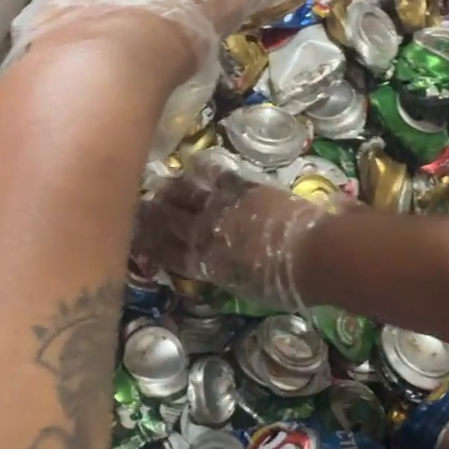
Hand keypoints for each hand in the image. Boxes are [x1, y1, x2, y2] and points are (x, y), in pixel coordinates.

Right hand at [137, 153, 337, 309]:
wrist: (312, 254)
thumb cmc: (287, 283)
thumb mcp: (247, 287)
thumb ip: (225, 272)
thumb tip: (215, 263)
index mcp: (206, 264)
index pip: (168, 254)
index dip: (150, 245)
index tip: (136, 238)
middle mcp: (205, 234)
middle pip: (168, 221)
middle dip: (150, 214)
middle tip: (138, 205)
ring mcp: (221, 207)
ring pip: (184, 193)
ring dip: (170, 189)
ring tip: (160, 184)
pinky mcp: (241, 187)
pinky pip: (213, 173)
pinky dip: (201, 167)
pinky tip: (192, 161)